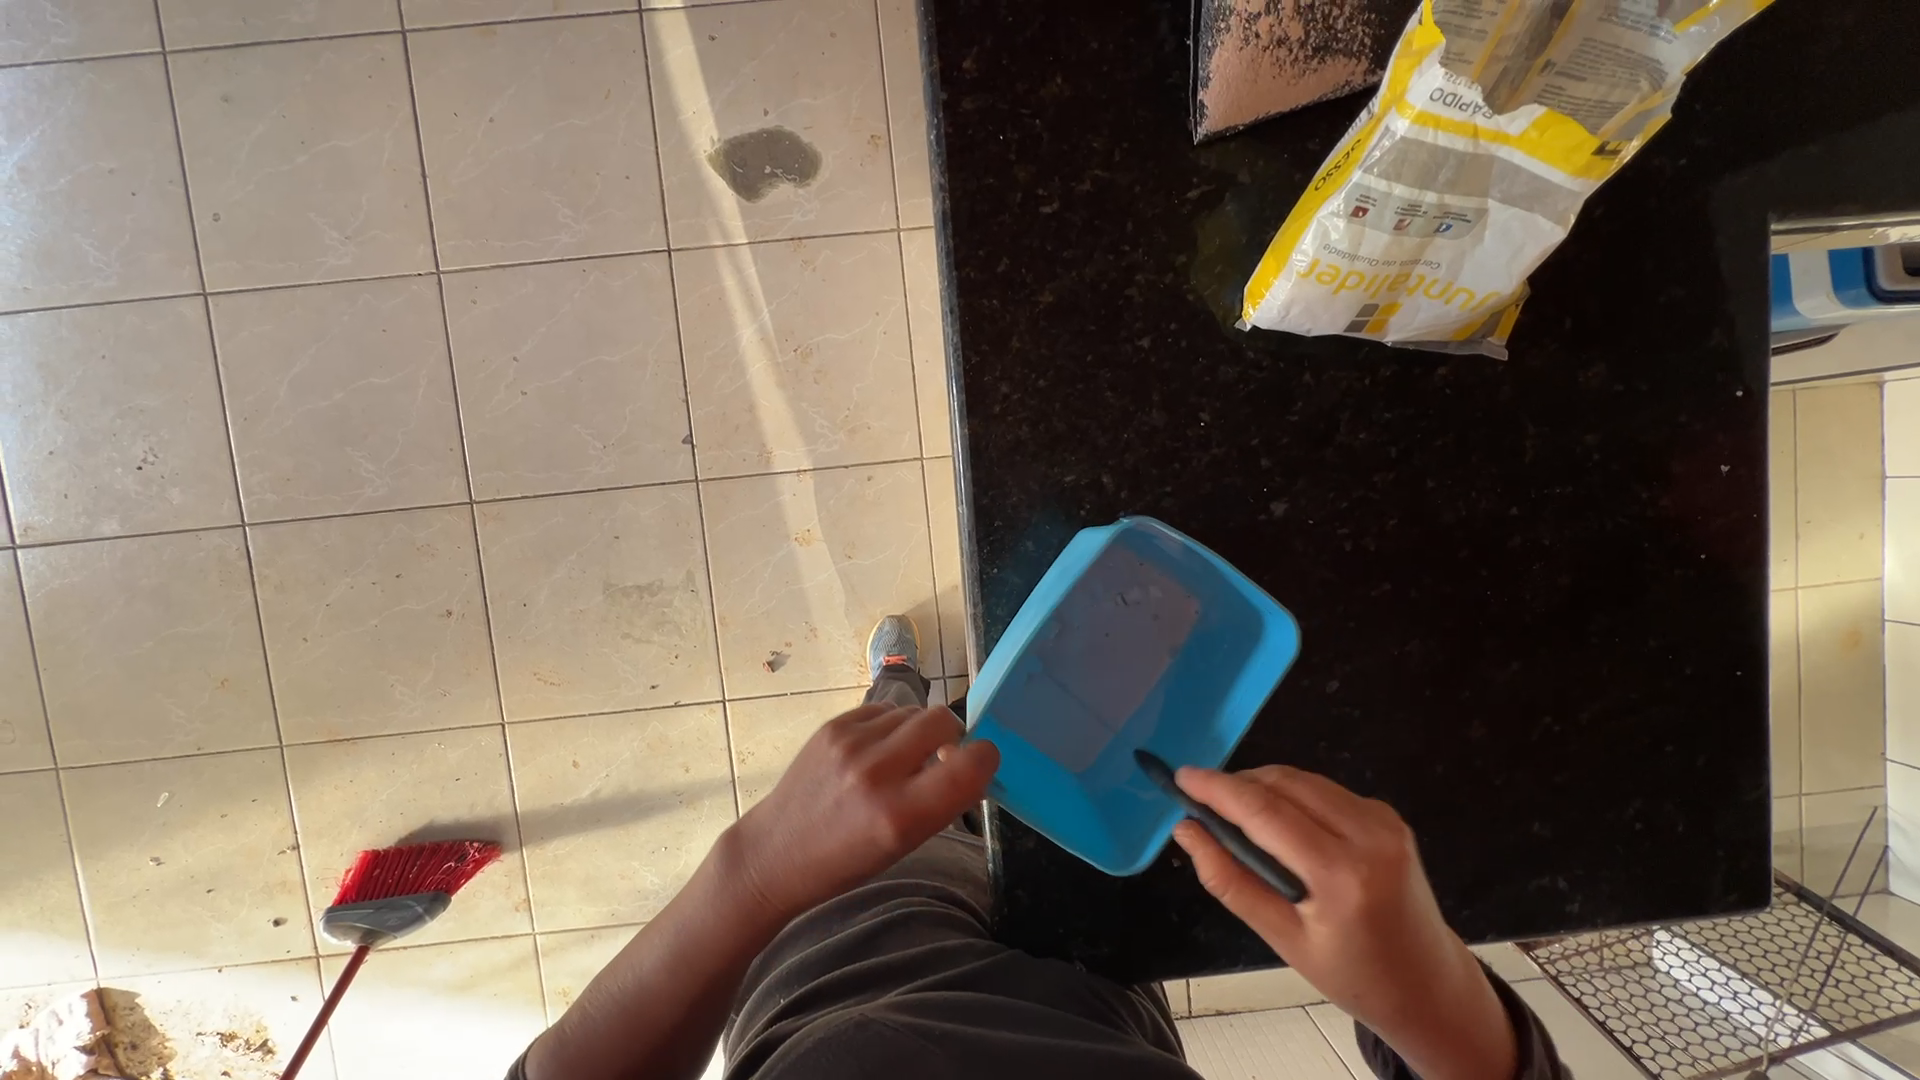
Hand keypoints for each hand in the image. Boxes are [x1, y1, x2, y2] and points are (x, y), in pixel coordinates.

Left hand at [731, 703, 998, 920]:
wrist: (776, 852)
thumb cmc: (847, 861)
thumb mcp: (905, 845)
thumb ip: (943, 801)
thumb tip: (975, 763)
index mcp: (901, 815)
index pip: (970, 765)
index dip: (985, 759)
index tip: (979, 764)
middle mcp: (877, 772)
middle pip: (943, 720)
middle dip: (952, 735)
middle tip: (940, 755)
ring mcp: (851, 743)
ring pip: (913, 711)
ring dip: (918, 730)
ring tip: (901, 756)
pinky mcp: (832, 726)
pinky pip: (883, 710)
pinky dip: (889, 726)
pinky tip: (875, 750)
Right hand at [1173, 766, 1517, 1079]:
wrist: (1433, 989)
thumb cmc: (1353, 975)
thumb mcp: (1283, 939)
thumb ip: (1229, 880)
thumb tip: (1186, 830)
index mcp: (1342, 874)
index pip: (1264, 811)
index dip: (1217, 788)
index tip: (1180, 777)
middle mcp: (1368, 834)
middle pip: (1282, 783)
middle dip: (1236, 784)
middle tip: (1201, 801)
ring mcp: (1383, 820)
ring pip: (1301, 779)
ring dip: (1261, 786)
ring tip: (1233, 812)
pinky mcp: (1388, 815)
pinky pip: (1322, 788)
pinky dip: (1290, 794)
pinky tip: (1277, 822)